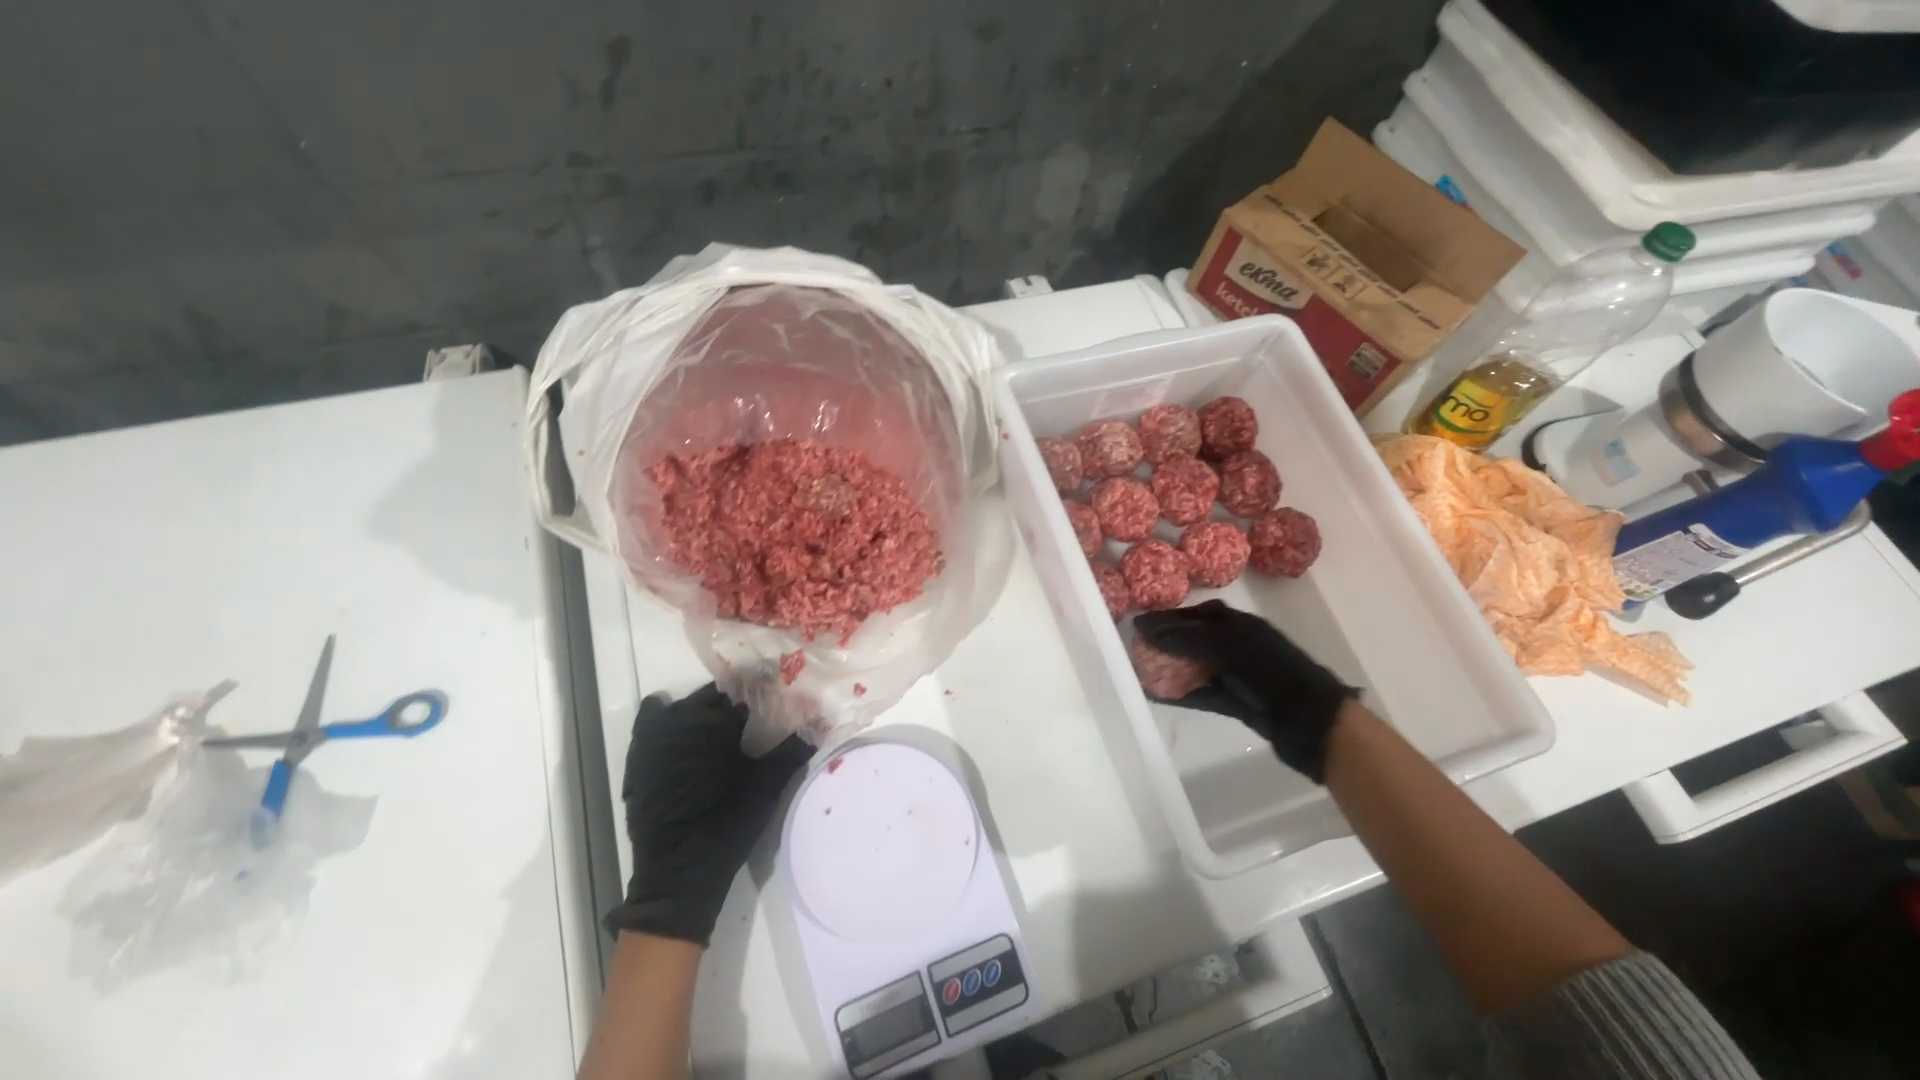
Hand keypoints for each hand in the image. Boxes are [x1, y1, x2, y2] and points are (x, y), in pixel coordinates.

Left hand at [605, 684, 812, 945]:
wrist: (677, 872)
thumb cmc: (726, 823)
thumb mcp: (767, 785)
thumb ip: (794, 748)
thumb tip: (822, 720)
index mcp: (710, 722)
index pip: (740, 691)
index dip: (760, 693)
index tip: (775, 699)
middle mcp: (676, 721)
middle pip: (710, 698)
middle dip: (731, 702)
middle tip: (752, 718)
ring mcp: (651, 740)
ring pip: (681, 709)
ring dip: (700, 713)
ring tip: (720, 733)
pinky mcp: (637, 760)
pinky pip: (652, 725)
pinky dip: (668, 723)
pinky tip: (685, 741)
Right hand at [1133, 600, 1357, 782]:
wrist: (1312, 722)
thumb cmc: (1273, 675)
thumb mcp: (1230, 648)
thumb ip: (1189, 638)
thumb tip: (1148, 630)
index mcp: (1242, 626)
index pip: (1199, 614)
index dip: (1169, 617)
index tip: (1138, 624)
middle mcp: (1239, 646)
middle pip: (1195, 639)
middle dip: (1166, 642)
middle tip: (1136, 647)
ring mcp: (1238, 675)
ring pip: (1197, 667)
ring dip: (1171, 668)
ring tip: (1142, 670)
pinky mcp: (1237, 703)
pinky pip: (1202, 694)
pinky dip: (1180, 694)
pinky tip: (1157, 696)